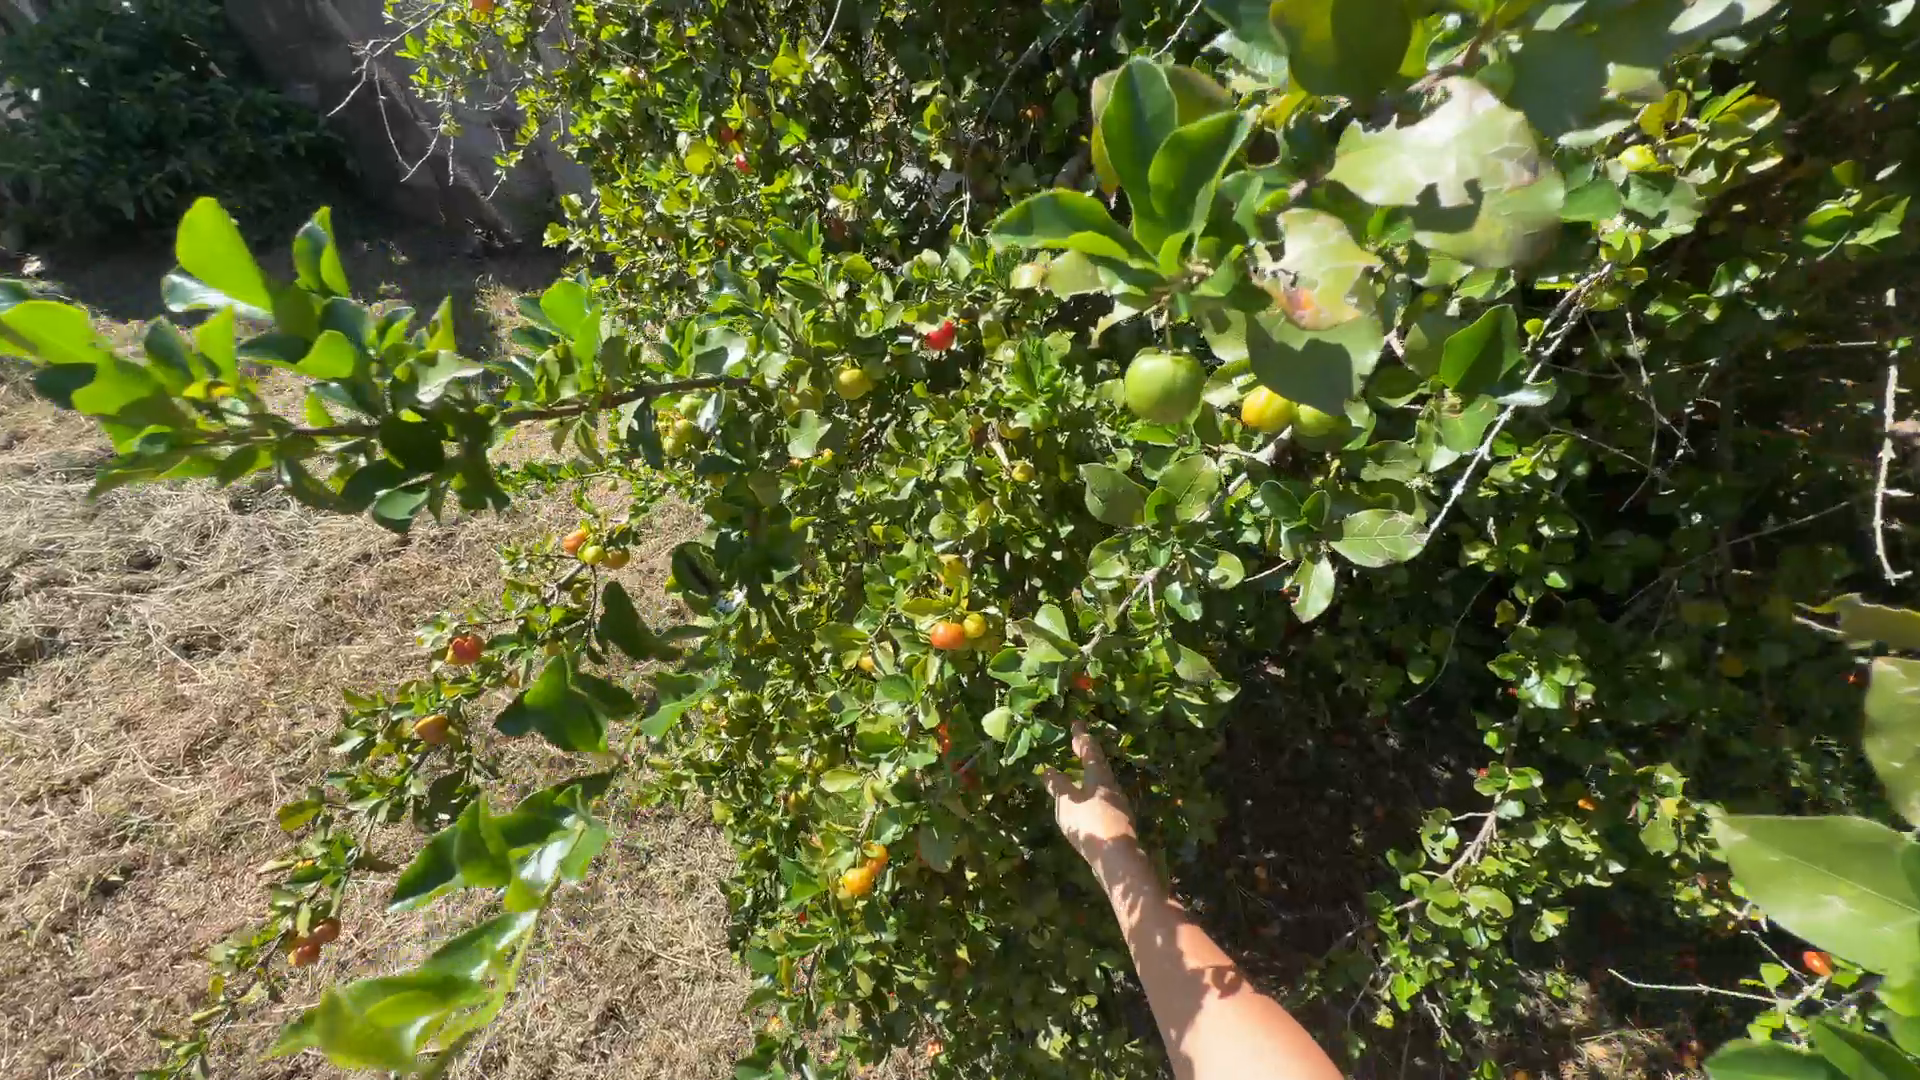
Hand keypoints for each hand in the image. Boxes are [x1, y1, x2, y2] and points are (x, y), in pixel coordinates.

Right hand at [1043, 719, 1137, 865]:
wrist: (1117, 859)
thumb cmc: (1089, 823)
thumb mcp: (1066, 802)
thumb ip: (1057, 785)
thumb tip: (1048, 769)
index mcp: (1099, 776)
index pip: (1090, 750)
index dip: (1081, 737)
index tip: (1076, 724)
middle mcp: (1111, 786)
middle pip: (1099, 765)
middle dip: (1087, 754)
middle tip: (1077, 744)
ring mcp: (1117, 805)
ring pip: (1102, 783)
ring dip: (1090, 775)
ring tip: (1079, 773)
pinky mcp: (1118, 822)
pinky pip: (1103, 799)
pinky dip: (1092, 793)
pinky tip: (1086, 803)